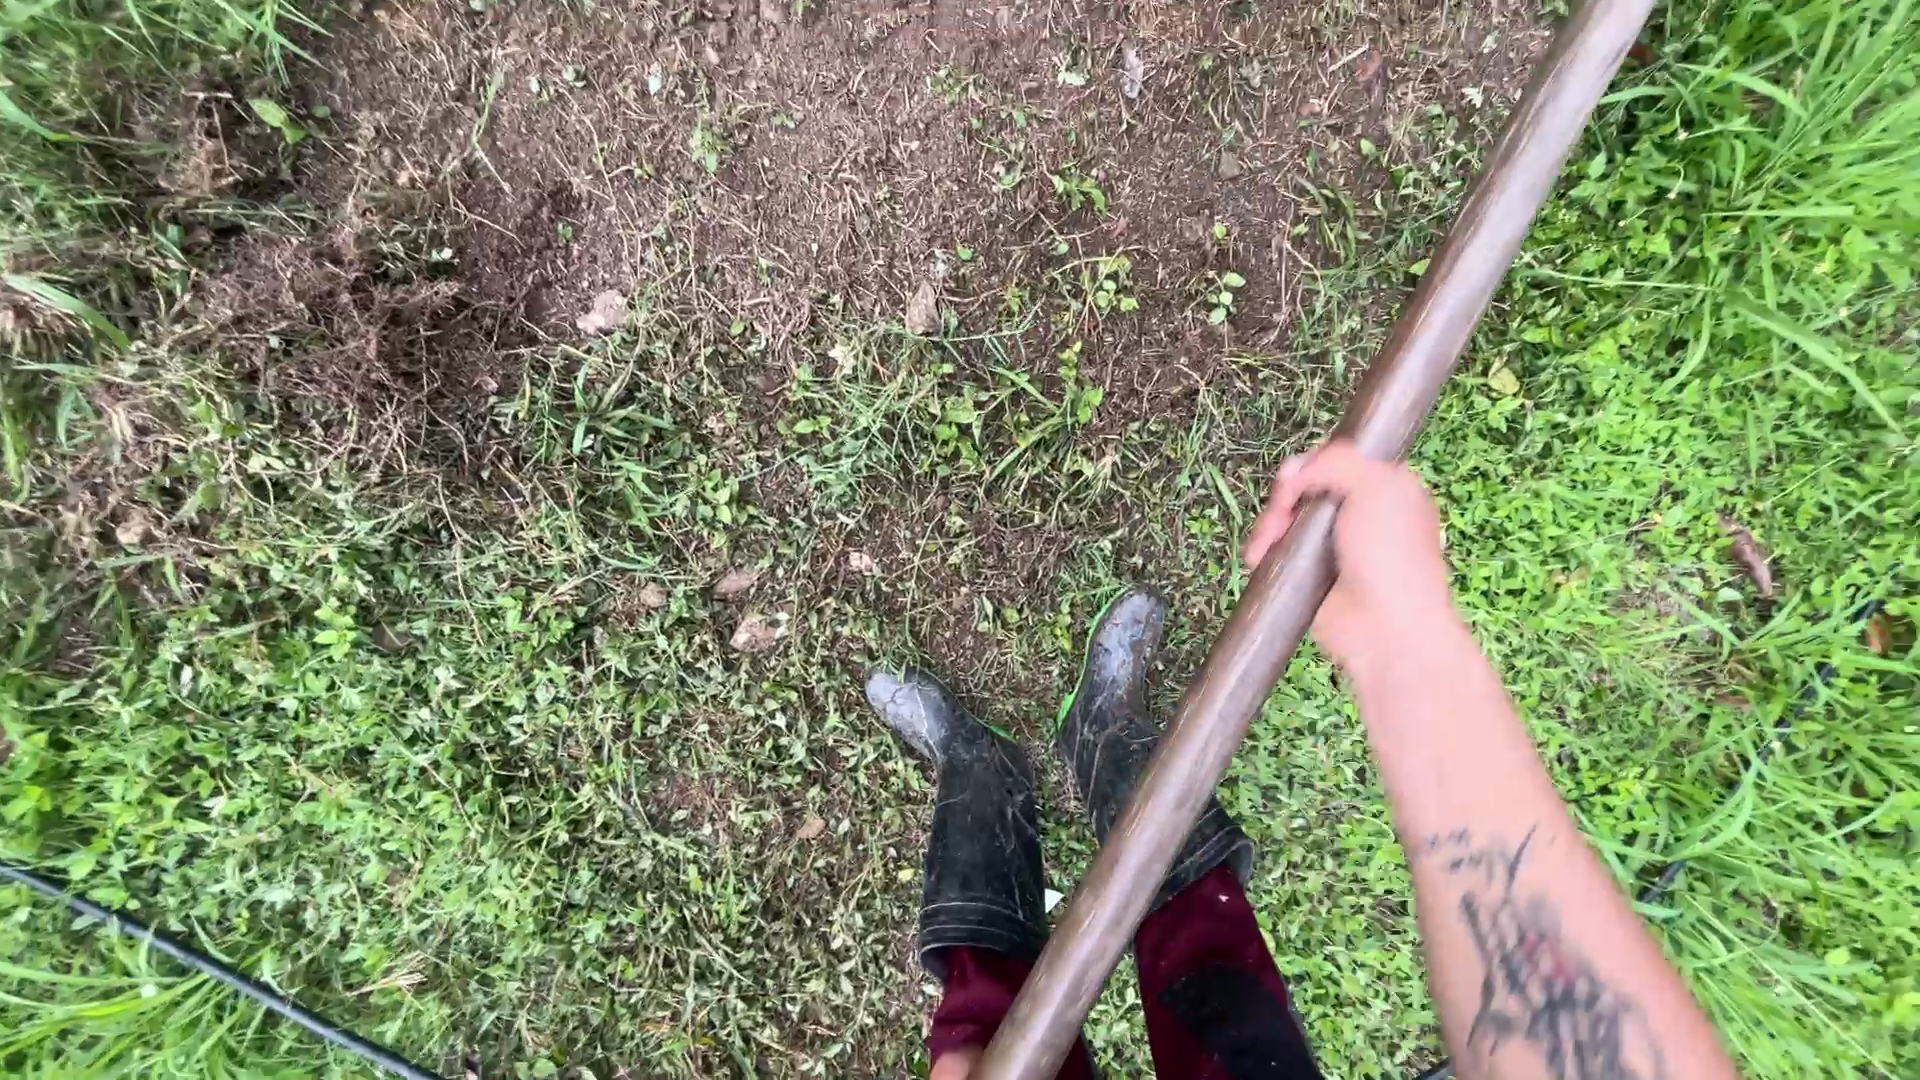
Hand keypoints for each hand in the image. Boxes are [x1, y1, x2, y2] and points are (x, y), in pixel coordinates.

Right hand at [1241, 440, 1457, 677]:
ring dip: (1268, 525)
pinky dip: (1262, 549)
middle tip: (1281, 513)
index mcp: (1383, 488)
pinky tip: (1258, 557)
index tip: (1297, 480)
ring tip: (1264, 545)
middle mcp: (1355, 514)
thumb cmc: (1390, 554)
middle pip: (1301, 490)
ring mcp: (1328, 545)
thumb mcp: (1378, 487)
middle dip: (1283, 499)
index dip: (1309, 466)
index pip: (1333, 462)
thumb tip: (1295, 470)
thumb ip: (1337, 462)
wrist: (1384, 625)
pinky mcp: (1305, 572)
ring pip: (1283, 518)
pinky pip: (1274, 550)